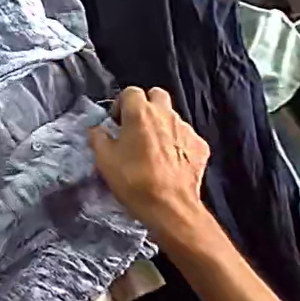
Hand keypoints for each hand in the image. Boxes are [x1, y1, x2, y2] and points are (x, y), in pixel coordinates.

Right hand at [89, 86, 211, 241]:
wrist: (170, 209)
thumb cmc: (133, 181)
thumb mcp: (103, 159)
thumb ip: (98, 136)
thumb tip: (99, 129)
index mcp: (140, 112)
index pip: (130, 91)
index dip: (121, 105)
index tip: (117, 124)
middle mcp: (166, 114)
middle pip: (156, 95)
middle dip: (146, 106)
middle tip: (137, 127)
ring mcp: (186, 129)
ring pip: (172, 116)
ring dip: (162, 125)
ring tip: (154, 149)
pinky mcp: (201, 146)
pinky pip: (186, 136)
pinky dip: (178, 143)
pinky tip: (171, 161)